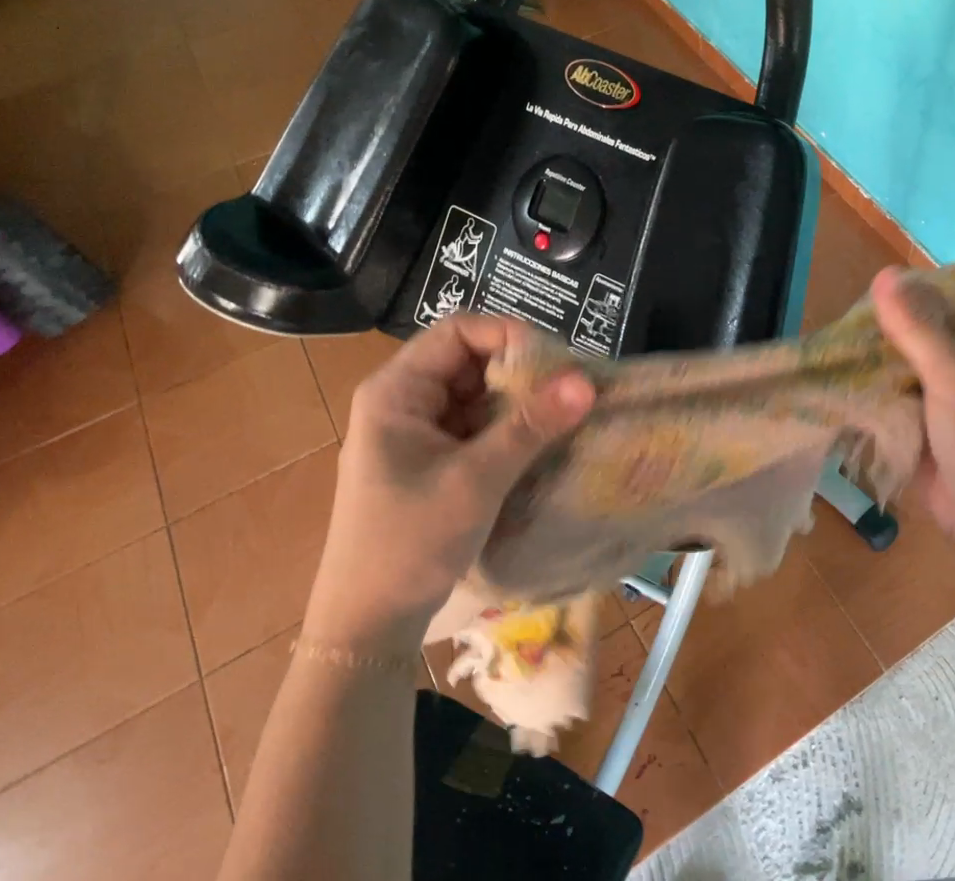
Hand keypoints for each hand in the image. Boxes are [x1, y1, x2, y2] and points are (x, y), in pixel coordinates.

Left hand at [303, 315, 593, 651]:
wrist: (368, 622)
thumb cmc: (410, 543)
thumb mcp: (476, 480)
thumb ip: (530, 427)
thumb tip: (586, 382)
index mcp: (396, 392)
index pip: (458, 332)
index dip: (509, 335)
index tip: (558, 362)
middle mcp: (403, 403)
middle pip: (470, 362)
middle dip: (521, 372)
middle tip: (572, 392)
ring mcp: (417, 435)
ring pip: (477, 397)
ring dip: (519, 404)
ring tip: (567, 417)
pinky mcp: (431, 464)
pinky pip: (476, 430)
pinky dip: (509, 432)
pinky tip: (544, 445)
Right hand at [871, 267, 954, 565]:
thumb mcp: (953, 378)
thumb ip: (918, 329)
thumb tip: (884, 275)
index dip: (935, 283)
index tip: (892, 285)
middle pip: (932, 324)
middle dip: (895, 319)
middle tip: (852, 317)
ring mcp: (946, 394)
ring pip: (908, 358)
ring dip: (879, 353)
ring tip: (838, 344)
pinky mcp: (923, 421)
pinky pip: (896, 391)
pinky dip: (874, 384)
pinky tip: (843, 378)